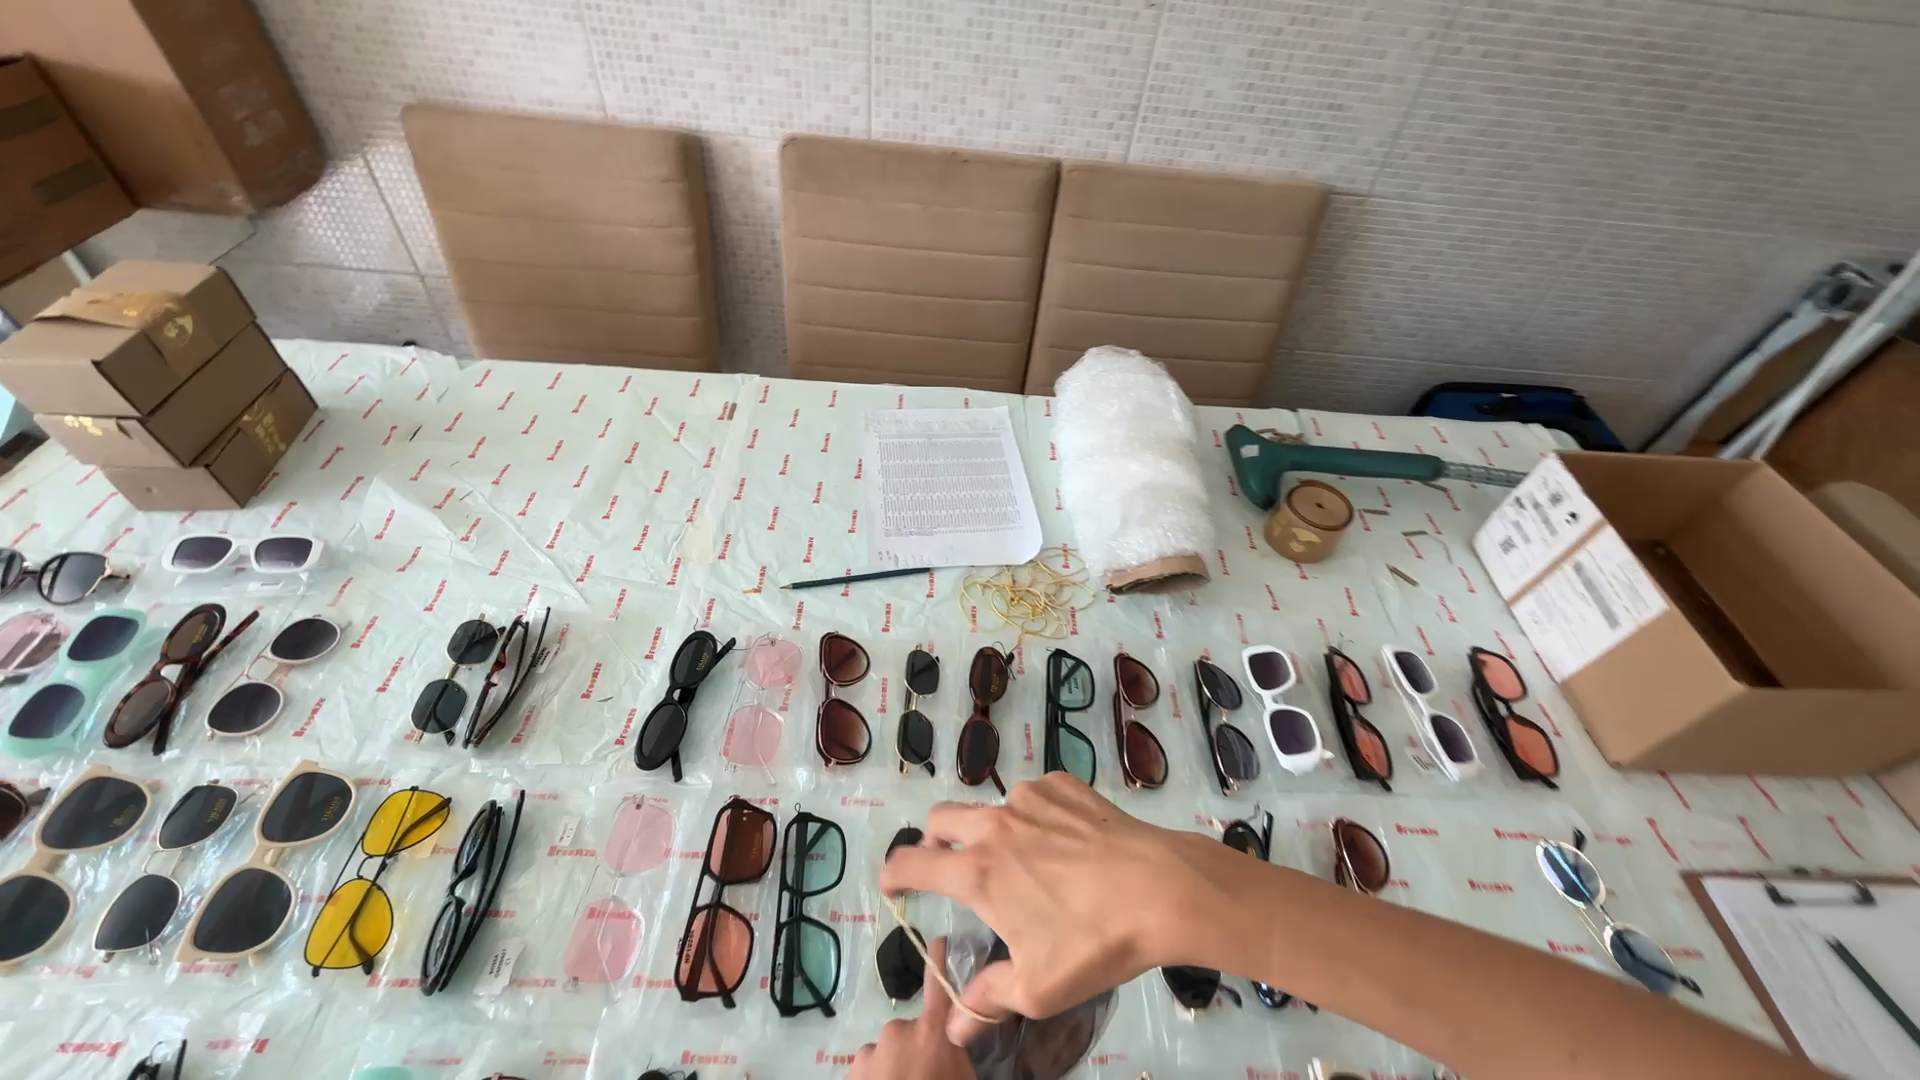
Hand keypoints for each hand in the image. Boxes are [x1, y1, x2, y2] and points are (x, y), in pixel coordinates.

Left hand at [849, 938, 975, 1078]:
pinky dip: (876, 1077)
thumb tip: (956, 1032)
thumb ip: (958, 1051)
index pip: (938, 985)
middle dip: (917, 1048)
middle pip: (911, 1031)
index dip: (938, 961)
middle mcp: (897, 1031)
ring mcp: (870, 1050)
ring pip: (888, 1052)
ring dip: (895, 1065)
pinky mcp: (851, 1068)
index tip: (939, 938)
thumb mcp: (963, 1077)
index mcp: (930, 1032)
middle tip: (925, 1072)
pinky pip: (869, 1067)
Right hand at [880, 773, 1244, 1045]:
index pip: (911, 863)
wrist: (1162, 889)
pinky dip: (1033, 817)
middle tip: (949, 868)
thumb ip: (988, 1000)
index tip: (892, 885)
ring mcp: (1030, 798)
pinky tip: (1063, 842)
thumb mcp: (1039, 988)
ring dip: (989, 831)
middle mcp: (994, 825)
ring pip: (990, 807)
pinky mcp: (1064, 786)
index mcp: (977, 872)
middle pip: (940, 820)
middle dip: (933, 842)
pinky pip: (1034, 796)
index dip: (892, 874)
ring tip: (1023, 861)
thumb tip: (954, 1025)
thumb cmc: (1094, 940)